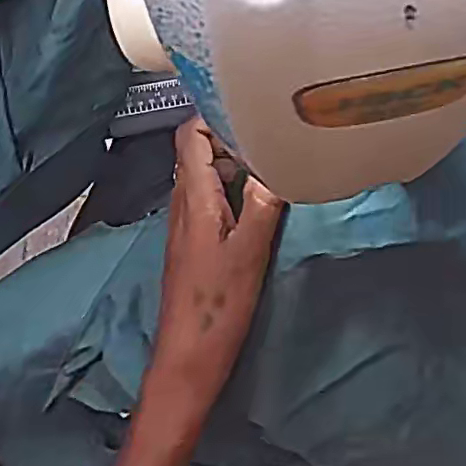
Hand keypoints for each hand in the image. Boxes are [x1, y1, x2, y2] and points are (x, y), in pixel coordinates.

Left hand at [141, 118, 286, 435]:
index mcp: (193, 196)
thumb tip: (281, 160)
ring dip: (235, 160)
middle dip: (232, 133)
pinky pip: (212, 195)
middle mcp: (184, 201)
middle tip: (272, 131)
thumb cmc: (217, 304)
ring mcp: (188, 220)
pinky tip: (262, 195)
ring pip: (207, 171)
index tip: (250, 105)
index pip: (189, 134)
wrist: (187, 359)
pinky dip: (234, 185)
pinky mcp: (197, 238)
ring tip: (273, 157)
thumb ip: (265, 202)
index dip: (213, 112)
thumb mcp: (250, 251)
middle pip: (198, 148)